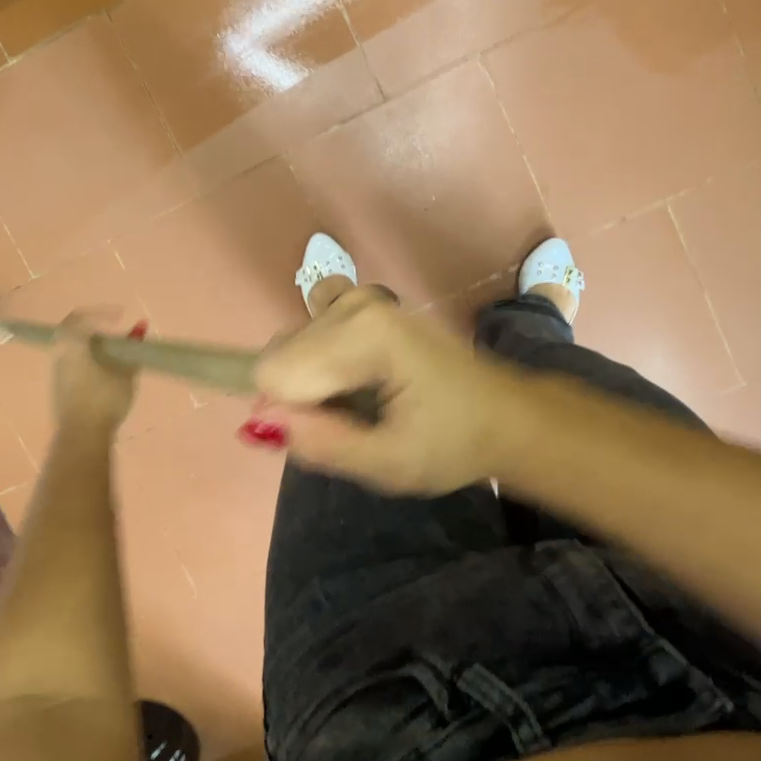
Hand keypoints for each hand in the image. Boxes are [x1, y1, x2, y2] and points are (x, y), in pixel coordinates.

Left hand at [50, 309, 144, 436]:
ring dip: (90, 345)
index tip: (121, 316)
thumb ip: (132, 349)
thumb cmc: (104, 398)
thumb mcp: (125, 372)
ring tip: (112, 352)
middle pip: (72, 330)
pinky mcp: (58, 389)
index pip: (83, 317)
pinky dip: (87, 359)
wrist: (81, 436)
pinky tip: (103, 371)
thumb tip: (140, 327)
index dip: (103, 313)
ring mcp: (55, 372)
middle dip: (93, 327)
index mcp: (71, 342)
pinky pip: (71, 364)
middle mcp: (58, 353)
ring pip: (70, 348)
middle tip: (112, 329)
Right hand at [253, 287, 530, 494]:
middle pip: (280, 356)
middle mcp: (353, 304)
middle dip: (301, 397)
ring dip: (310, 381)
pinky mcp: (358, 301)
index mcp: (364, 336)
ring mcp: (356, 297)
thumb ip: (323, 443)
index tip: (333, 433)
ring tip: (360, 401)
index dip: (292, 414)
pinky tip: (351, 375)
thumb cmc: (451, 444)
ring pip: (289, 346)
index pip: (275, 373)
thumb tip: (258, 422)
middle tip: (354, 420)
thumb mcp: (389, 464)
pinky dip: (317, 357)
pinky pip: (306, 329)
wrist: (502, 415)